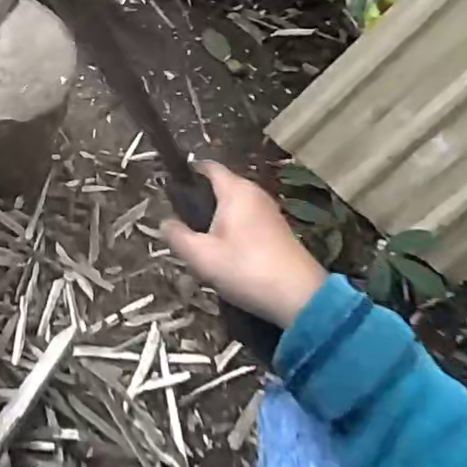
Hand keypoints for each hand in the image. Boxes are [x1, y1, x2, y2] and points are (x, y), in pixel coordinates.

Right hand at [162, 161, 327, 328]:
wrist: (302, 300)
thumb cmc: (246, 269)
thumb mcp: (201, 256)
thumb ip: (177, 235)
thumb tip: (165, 222)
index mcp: (235, 190)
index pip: (207, 166)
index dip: (187, 173)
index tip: (170, 191)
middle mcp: (254, 193)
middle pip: (219, 188)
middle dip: (199, 204)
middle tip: (183, 228)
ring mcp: (269, 212)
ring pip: (233, 207)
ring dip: (216, 222)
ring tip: (202, 247)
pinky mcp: (278, 232)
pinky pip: (247, 221)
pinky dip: (233, 232)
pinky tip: (227, 258)